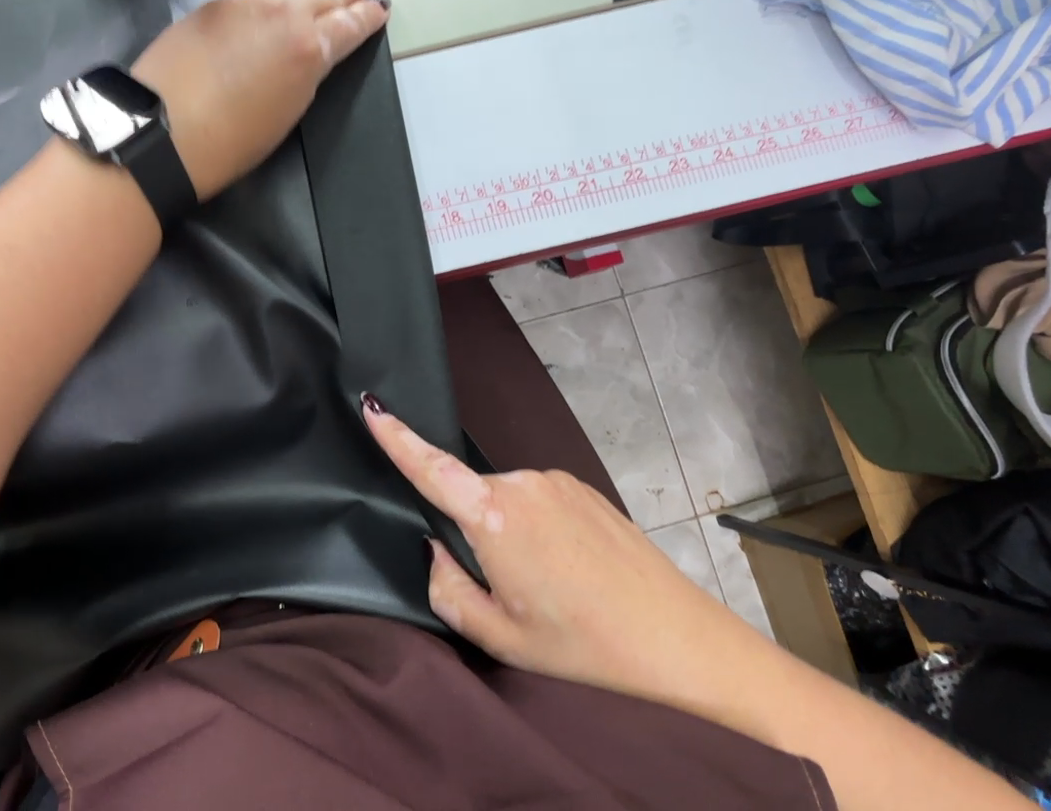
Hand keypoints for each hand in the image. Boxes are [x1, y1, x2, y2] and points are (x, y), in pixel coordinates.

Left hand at [131, 0, 389, 200]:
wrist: (162, 130)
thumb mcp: (285, 113)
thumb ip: (303, 75)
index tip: (380, 7)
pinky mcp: (213, 7)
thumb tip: (307, 54)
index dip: (366, 17)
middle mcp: (282, 17)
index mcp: (308, 51)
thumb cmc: (228, 143)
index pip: (347, 27)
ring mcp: (245, 6)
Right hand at [362, 399, 779, 715]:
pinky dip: (535, 529)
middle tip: (506, 589)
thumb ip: (446, 589)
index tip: (370, 405)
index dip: (396, 437)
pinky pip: (536, 500)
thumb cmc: (584, 645)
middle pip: (469, 495)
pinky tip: (567, 571)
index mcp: (495, 518)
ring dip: (506, 533)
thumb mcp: (498, 635)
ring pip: (504, 501)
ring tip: (546, 587)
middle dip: (471, 532)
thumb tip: (435, 550)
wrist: (680, 642)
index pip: (430, 467)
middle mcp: (524, 485)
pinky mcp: (583, 488)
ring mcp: (558, 482)